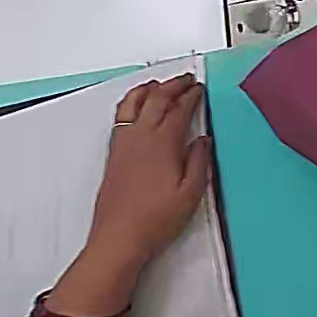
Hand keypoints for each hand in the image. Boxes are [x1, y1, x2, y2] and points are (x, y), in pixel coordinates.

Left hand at [84, 75, 213, 274]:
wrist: (119, 237)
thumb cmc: (154, 219)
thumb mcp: (190, 194)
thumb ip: (199, 162)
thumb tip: (202, 141)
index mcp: (162, 143)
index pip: (179, 109)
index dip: (191, 96)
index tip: (199, 90)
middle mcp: (140, 136)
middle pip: (157, 98)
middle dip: (173, 85)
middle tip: (186, 80)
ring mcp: (124, 143)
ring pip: (135, 102)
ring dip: (149, 89)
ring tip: (159, 84)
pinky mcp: (114, 153)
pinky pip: (121, 114)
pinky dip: (131, 102)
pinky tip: (135, 106)